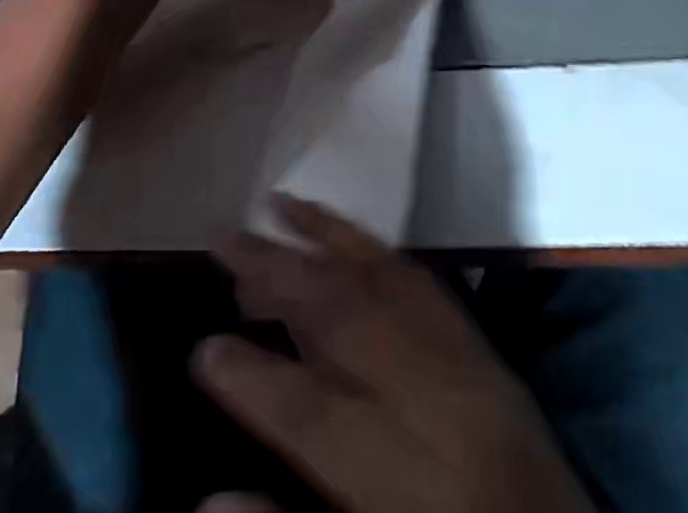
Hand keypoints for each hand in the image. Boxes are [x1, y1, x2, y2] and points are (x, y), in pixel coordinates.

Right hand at [193, 196, 597, 512]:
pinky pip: (426, 285)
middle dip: (280, 271)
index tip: (203, 348)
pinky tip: (345, 233)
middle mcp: (438, 401)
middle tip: (222, 239)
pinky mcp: (484, 349)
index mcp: (404, 478)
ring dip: (329, 238)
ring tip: (277, 205)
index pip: (313, 414)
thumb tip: (208, 499)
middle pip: (348, 319)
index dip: (252, 379)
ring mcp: (467, 363)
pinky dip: (378, 250)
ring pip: (388, 283)